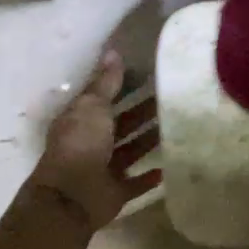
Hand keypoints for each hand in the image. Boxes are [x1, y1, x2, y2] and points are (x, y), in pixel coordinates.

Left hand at [28, 51, 161, 231]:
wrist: (71, 197)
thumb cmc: (81, 144)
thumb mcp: (92, 106)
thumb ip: (106, 82)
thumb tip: (113, 52)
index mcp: (81, 122)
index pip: (104, 100)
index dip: (124, 88)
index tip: (151, 76)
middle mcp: (91, 144)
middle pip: (121, 125)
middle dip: (142, 113)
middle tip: (172, 99)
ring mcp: (103, 170)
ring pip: (131, 151)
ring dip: (148, 141)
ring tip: (177, 128)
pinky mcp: (115, 192)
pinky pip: (136, 183)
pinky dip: (149, 176)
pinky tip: (167, 167)